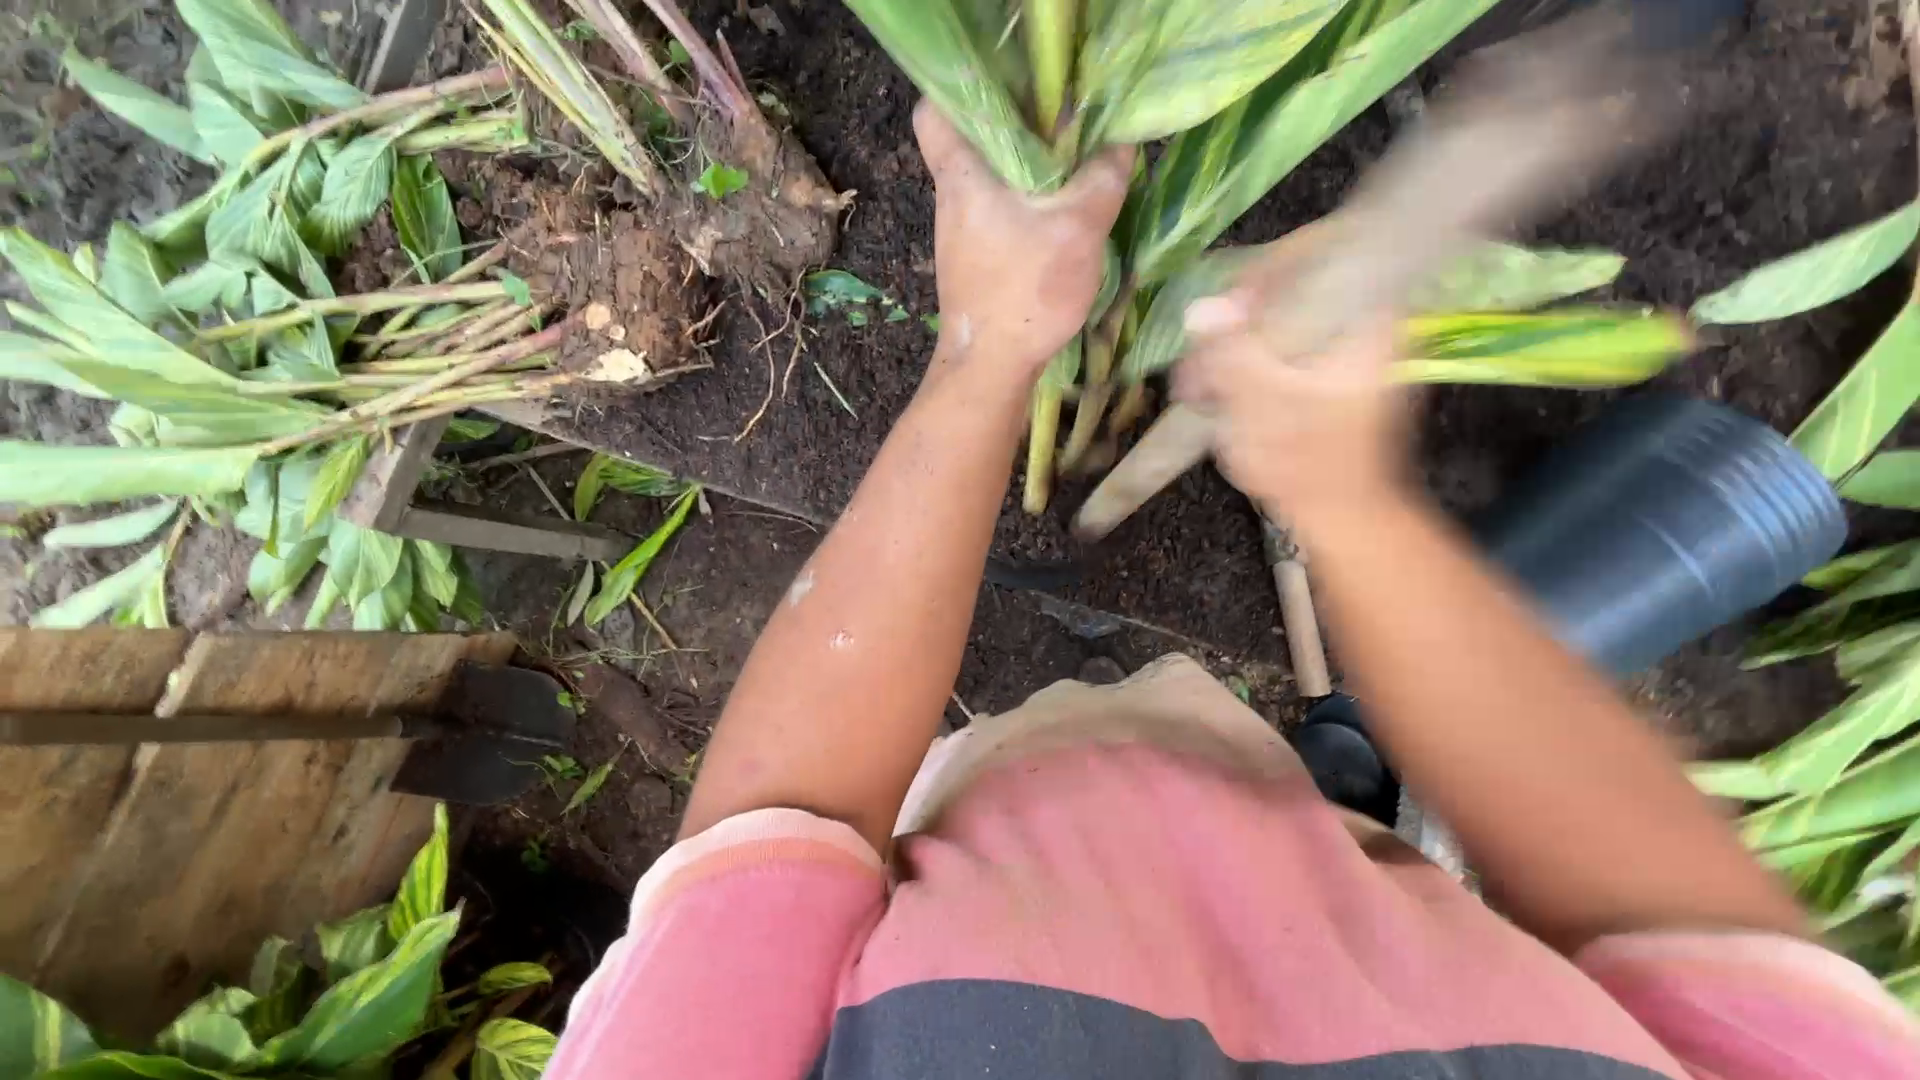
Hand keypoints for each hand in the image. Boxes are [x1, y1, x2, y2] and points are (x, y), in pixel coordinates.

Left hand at [915, 101, 1133, 385]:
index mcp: (963, 174)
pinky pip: (1000, 213)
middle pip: (974, 140)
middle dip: (1017, 127)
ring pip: (991, 180)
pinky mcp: (975, 261)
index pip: (934, 109)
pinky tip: (1062, 216)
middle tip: (1065, 123)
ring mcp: (961, 233)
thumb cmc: (1024, 292)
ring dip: (1028, 171)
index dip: (962, 90)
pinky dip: (1027, 206)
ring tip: (1074, 166)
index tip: (1012, 92)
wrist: (991, 368)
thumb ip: (1103, 178)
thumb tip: (1117, 147)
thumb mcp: (1078, 227)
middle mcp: (952, 198)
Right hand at [1176, 285, 1408, 518]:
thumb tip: (1201, 308)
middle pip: (1297, 282)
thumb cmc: (1310, 467)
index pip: (1332, 248)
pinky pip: (1279, 341)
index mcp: (1367, 319)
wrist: (1339, 515)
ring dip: (1233, 341)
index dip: (1274, 265)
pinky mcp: (1323, 365)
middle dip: (1240, 314)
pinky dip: (1245, 359)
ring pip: (1282, 314)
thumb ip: (1234, 354)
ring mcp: (1343, 343)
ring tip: (1196, 383)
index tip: (1232, 302)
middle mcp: (1362, 320)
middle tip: (1201, 352)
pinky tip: (1213, 391)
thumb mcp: (1264, 408)